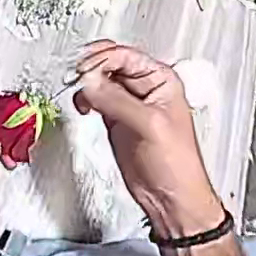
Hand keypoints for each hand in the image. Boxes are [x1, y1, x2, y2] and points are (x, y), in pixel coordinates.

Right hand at [74, 42, 224, 237]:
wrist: (171, 200)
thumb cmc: (177, 164)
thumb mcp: (149, 125)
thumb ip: (117, 101)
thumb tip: (90, 82)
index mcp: (160, 79)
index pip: (125, 56)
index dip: (102, 59)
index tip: (85, 70)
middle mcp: (144, 87)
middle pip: (110, 63)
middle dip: (91, 67)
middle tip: (78, 77)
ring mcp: (129, 102)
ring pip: (100, 79)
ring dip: (86, 83)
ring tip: (81, 95)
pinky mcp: (116, 118)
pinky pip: (96, 98)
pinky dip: (85, 98)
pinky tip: (84, 106)